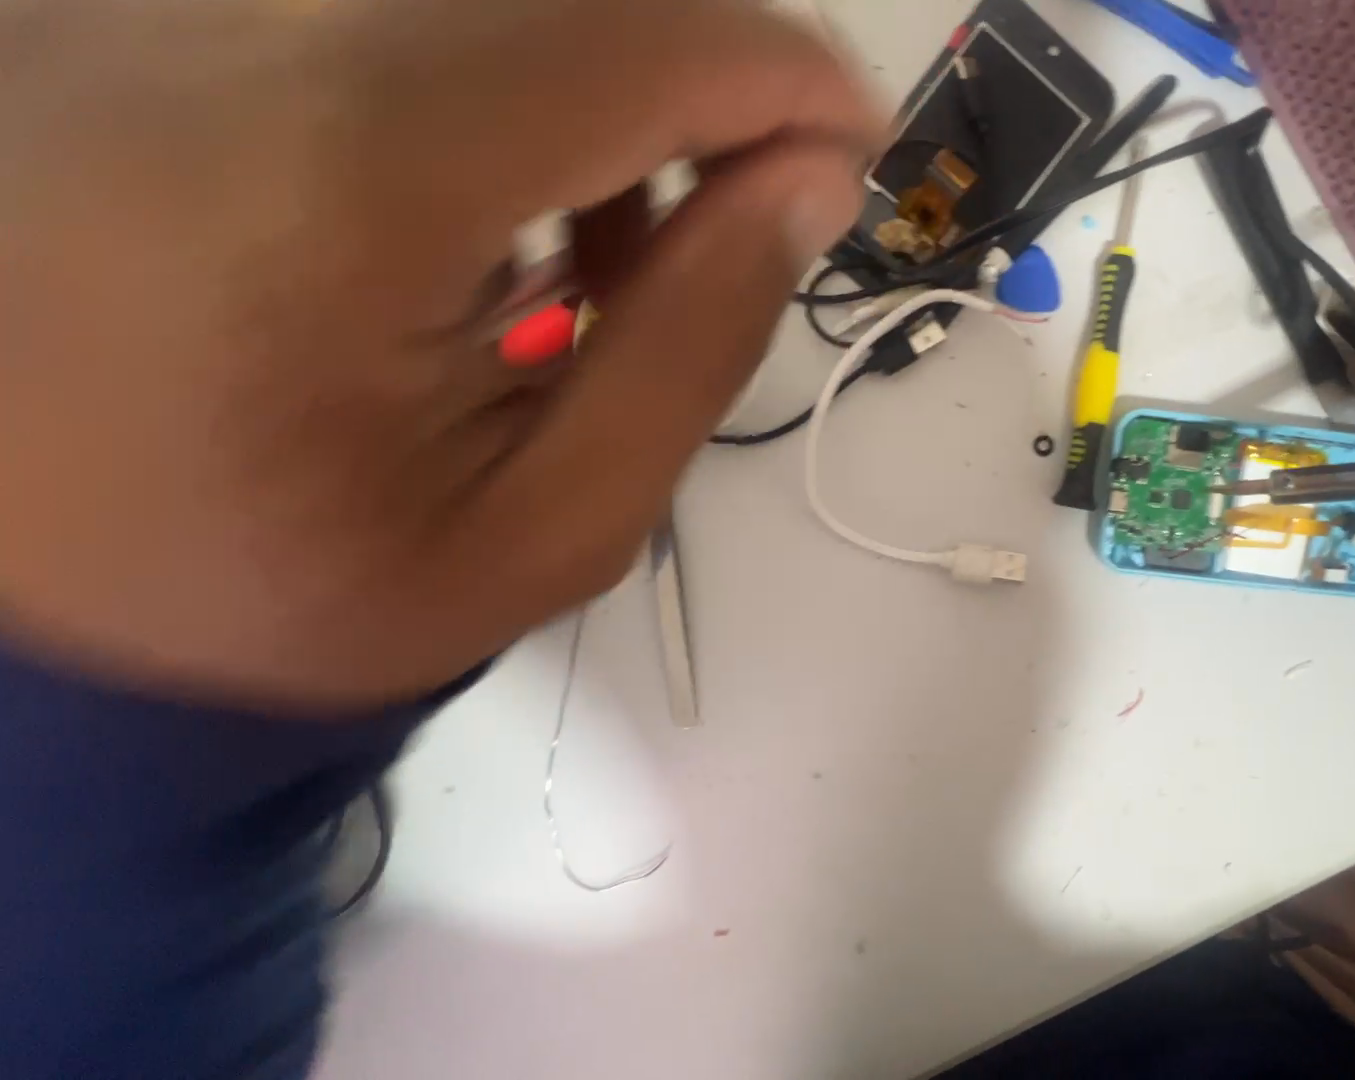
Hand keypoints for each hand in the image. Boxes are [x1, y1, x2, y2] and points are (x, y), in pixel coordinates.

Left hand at [0, 0, 881, 709]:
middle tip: (756, 209)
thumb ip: (700, 341)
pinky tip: (511, 216)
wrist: (25, 614)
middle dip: (706, 86)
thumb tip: (807, 186)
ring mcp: (142, 11)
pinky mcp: (134, 30)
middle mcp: (213, 37)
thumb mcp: (559, 521)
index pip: (622, 46)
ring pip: (484, 0)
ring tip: (619, 254)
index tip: (856, 137)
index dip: (777, 72)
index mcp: (334, 189)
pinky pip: (392, 21)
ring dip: (611, 98)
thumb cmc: (316, 596)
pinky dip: (509, 91)